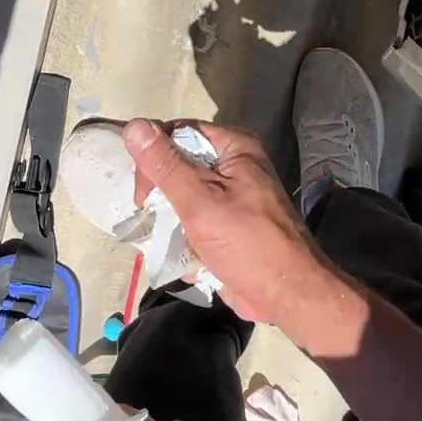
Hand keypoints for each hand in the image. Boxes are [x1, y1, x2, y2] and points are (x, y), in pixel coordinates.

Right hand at [123, 119, 347, 336]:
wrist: (286, 294)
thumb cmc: (248, 243)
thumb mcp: (201, 201)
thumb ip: (165, 166)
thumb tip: (135, 126)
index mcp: (234, 147)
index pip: (178, 133)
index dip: (155, 155)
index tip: (144, 192)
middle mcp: (233, 165)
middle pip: (177, 164)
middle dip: (162, 195)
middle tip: (155, 219)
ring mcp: (231, 196)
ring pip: (181, 197)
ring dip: (171, 222)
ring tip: (172, 243)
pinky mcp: (227, 224)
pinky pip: (193, 221)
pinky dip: (185, 238)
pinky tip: (187, 258)